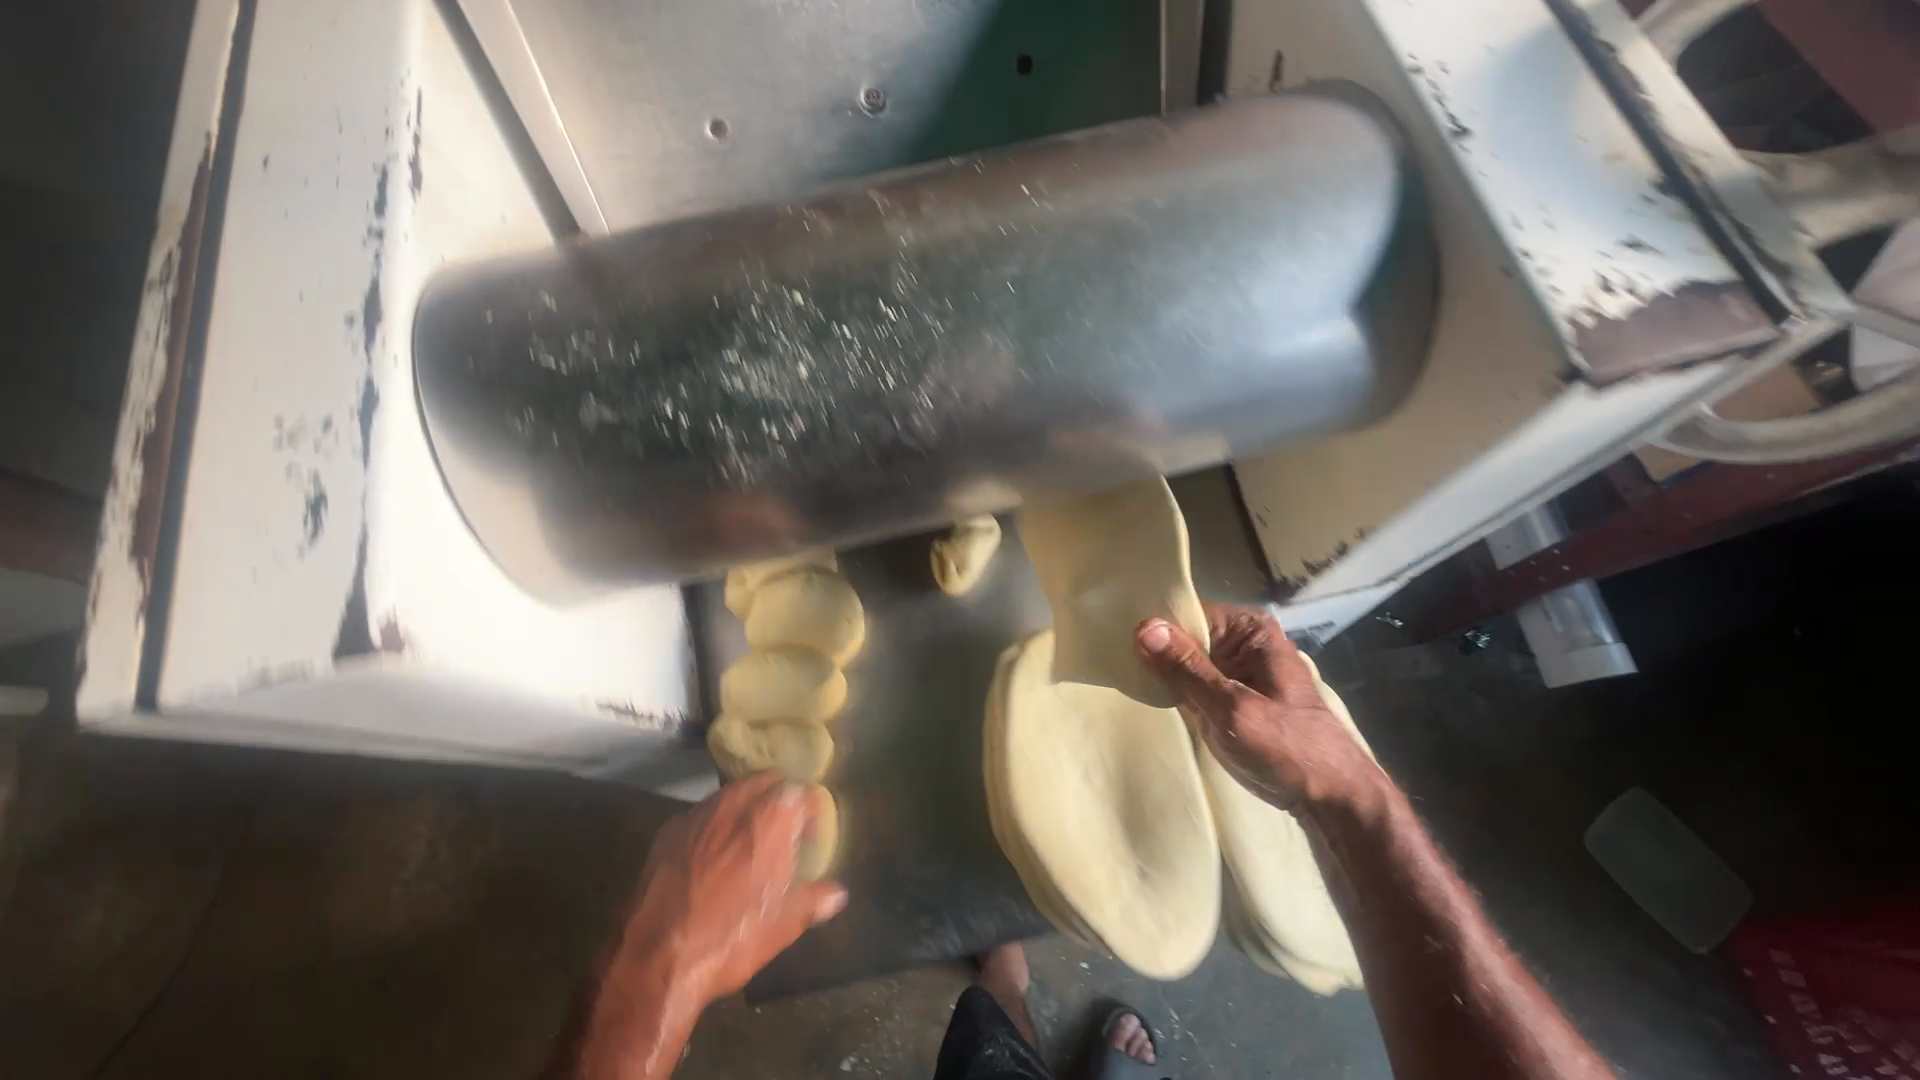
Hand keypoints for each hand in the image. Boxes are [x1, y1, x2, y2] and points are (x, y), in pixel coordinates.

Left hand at [563, 774, 845, 1079]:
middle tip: (784, 828)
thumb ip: (815, 900)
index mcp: (772, 817)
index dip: (812, 812)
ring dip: (745, 807)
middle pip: (765, 781)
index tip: (812, 834)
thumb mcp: (785, 924)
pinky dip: (714, 826)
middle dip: (779, 797)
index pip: (803, 793)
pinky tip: (712, 857)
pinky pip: (700, 816)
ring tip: (749, 840)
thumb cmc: (733, 936)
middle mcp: (735, 803)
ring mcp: (697, 815)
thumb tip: (837, 894)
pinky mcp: (667, 832)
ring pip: (730, 794)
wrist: (655, 958)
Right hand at [1135, 604, 1380, 813]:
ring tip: (1117, 674)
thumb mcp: (1232, 709)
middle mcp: (1241, 641)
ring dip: (1157, 672)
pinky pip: (1189, 682)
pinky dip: (1169, 690)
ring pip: (1182, 660)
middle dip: (1152, 648)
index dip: (1153, 625)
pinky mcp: (1227, 696)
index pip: (1188, 612)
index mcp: (1249, 630)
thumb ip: (1187, 669)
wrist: (1329, 798)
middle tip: (1108, 659)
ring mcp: (1234, 670)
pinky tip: (1141, 694)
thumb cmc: (1286, 749)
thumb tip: (1143, 627)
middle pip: (1182, 634)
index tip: (1111, 636)